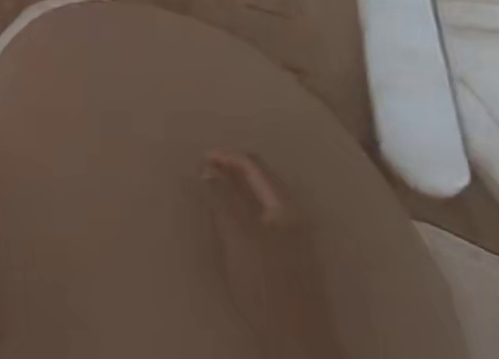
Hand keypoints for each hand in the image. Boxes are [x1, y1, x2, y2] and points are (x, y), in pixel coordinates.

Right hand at [204, 151, 343, 358]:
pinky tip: (232, 222)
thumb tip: (208, 168)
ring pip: (261, 198)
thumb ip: (223, 200)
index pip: (251, 164)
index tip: (199, 158)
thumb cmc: (266, 287)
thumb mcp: (239, 238)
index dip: (224, 157)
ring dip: (237, 189)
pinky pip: (263, 217)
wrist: (299, 343)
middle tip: (203, 172)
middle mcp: (293, 212)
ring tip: (213, 193)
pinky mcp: (291, 255)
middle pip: (259, 178)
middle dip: (231, 170)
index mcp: (284, 204)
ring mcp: (295, 234)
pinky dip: (245, 209)